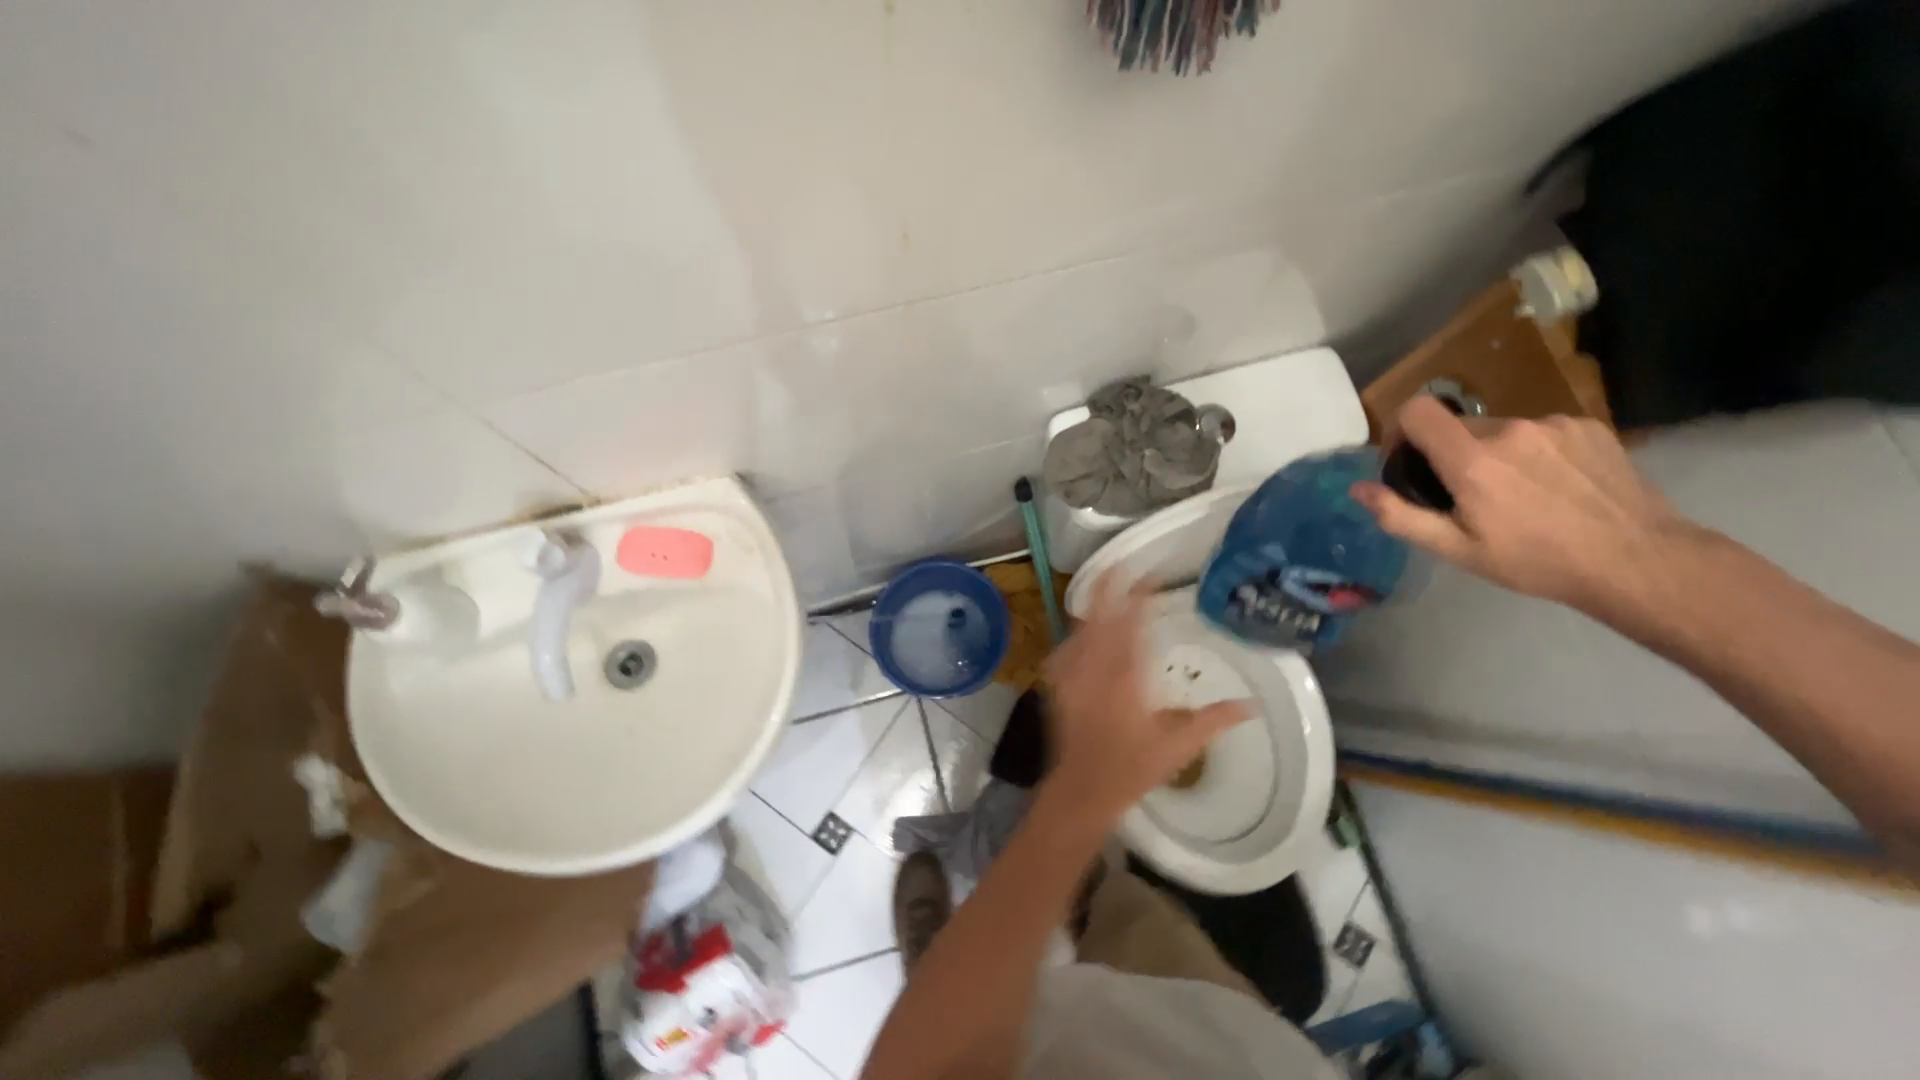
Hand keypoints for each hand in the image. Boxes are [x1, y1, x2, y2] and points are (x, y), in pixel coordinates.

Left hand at [1041, 573, 1249, 822]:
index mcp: (1127, 677)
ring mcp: (1072, 676)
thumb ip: (1214, 721)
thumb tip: (1252, 705)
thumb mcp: (1179, 746)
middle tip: (1119, 563)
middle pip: (1099, 616)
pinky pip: (1064, 650)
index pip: (1132, 624)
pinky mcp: (1058, 687)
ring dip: (1092, 606)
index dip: (1139, 595)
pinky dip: (1075, 635)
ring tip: (1104, 585)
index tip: (1149, 576)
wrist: (1082, 791)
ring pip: (1080, 629)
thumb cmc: (1132, 768)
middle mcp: (1096, 669)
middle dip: (1108, 586)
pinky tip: (1081, 632)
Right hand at [1352, 397, 1691, 614]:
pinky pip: (1542, 432)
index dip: (1403, 429)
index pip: (1418, 410)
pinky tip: (1556, 487)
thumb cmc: (1536, 562)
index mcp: (1472, 460)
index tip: (1409, 461)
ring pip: (1503, 431)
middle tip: (1471, 497)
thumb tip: (1358, 489)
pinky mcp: (1588, 426)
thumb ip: (1401, 516)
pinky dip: (1536, 453)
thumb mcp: (1458, 550)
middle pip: (1460, 427)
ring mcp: (1553, 424)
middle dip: (1453, 454)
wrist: (1636, 560)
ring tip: (1521, 496)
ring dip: (1498, 455)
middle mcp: (1510, 430)